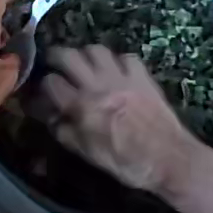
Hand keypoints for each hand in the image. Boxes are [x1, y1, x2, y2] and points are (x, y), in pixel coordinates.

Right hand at [40, 45, 199, 195]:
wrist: (170, 160)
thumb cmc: (126, 163)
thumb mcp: (88, 154)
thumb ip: (64, 132)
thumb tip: (50, 117)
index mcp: (81, 107)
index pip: (51, 82)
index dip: (42, 84)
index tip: (43, 89)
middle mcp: (98, 86)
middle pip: (68, 56)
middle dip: (55, 55)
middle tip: (53, 61)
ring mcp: (122, 78)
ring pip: (95, 50)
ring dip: (85, 54)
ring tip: (84, 63)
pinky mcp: (142, 76)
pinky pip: (126, 57)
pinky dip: (117, 60)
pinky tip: (116, 70)